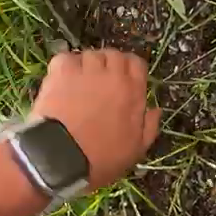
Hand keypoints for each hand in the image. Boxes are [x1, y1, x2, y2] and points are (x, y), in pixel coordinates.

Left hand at [29, 49, 161, 187]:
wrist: (60, 160)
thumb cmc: (101, 158)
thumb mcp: (135, 150)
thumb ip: (149, 127)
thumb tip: (156, 109)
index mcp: (133, 92)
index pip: (137, 63)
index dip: (130, 69)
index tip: (123, 81)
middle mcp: (112, 76)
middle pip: (114, 55)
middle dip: (109, 65)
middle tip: (101, 81)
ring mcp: (86, 72)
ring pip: (90, 55)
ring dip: (87, 65)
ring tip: (80, 82)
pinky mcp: (61, 74)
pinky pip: (66, 58)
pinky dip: (65, 66)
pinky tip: (63, 80)